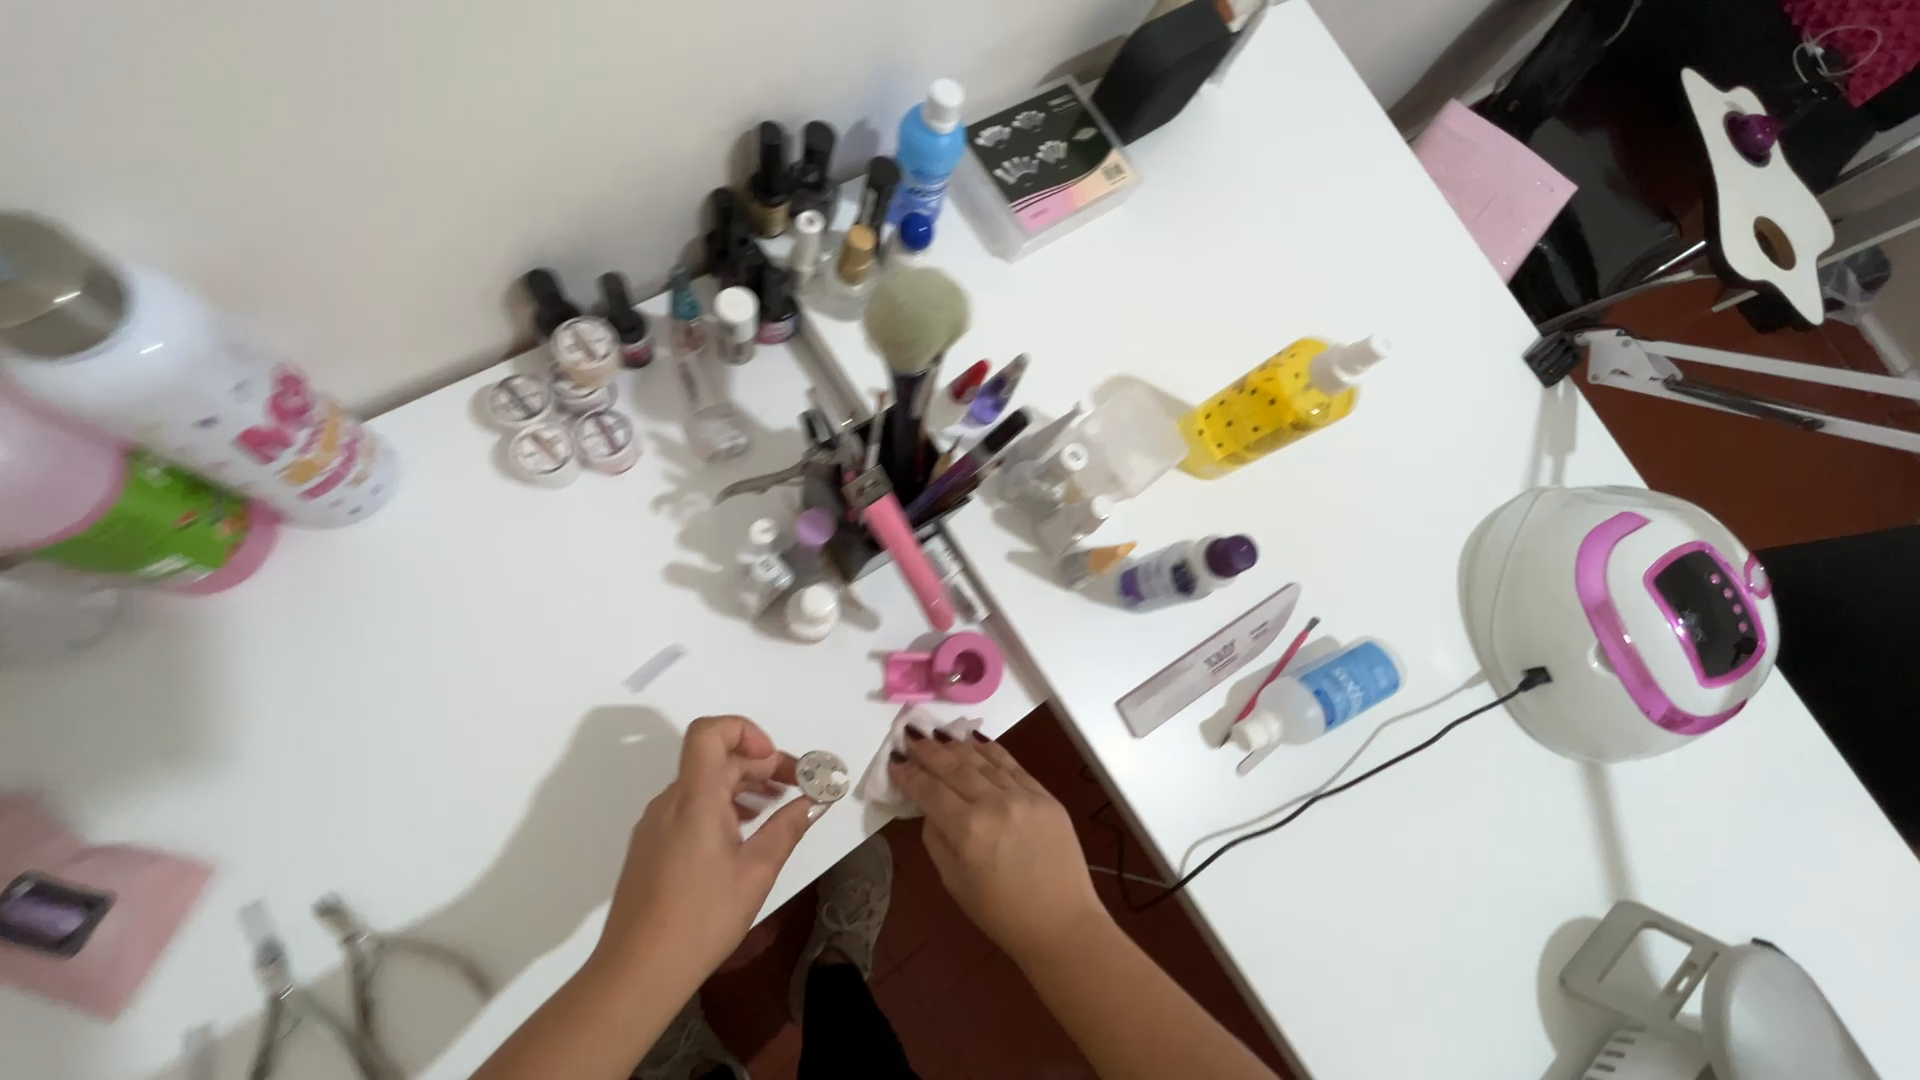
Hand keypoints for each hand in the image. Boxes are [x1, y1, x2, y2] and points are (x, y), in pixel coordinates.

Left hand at [595, 715, 819, 982]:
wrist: (636, 973)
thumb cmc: (702, 919)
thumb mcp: (757, 871)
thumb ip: (789, 827)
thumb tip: (817, 798)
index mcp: (695, 798)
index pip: (711, 732)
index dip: (746, 731)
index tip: (776, 762)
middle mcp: (670, 801)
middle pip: (716, 759)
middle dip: (761, 765)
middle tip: (799, 787)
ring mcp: (656, 824)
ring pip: (703, 783)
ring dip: (744, 785)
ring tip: (778, 808)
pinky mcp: (651, 845)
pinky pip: (690, 807)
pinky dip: (723, 806)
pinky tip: (745, 835)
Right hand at [889, 727, 1106, 961]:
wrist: (1062, 924)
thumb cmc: (1001, 914)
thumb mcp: (954, 882)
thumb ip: (936, 839)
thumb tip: (930, 808)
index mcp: (968, 830)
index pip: (930, 791)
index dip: (909, 774)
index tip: (894, 760)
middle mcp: (994, 804)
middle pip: (954, 767)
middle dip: (928, 750)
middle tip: (910, 735)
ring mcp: (1023, 796)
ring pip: (983, 761)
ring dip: (957, 745)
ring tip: (938, 733)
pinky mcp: (1045, 796)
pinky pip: (1012, 765)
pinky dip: (992, 750)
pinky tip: (976, 739)